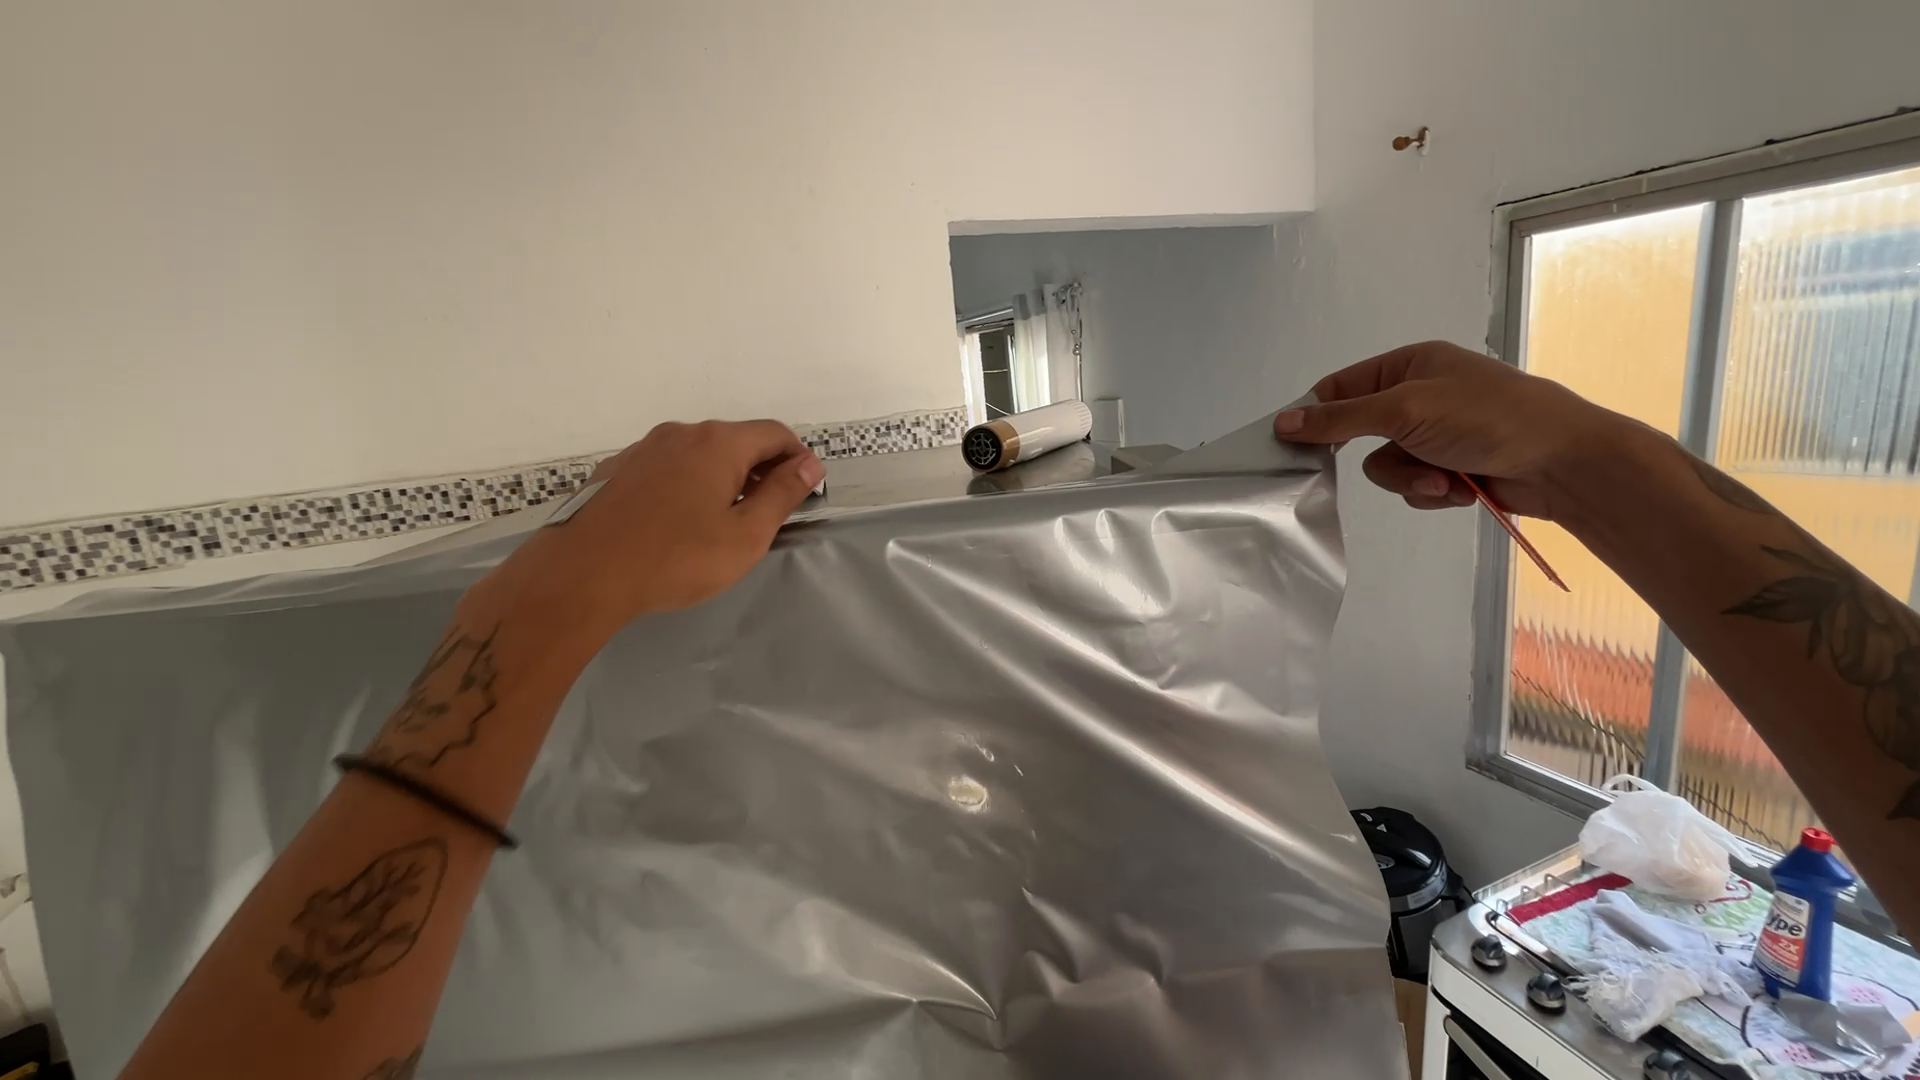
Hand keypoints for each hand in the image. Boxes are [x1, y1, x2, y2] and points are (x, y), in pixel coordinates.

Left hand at [478, 420, 824, 634]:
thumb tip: (809, 465)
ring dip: (722, 478)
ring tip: (722, 522)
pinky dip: (686, 484)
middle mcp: (681, 434)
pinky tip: (677, 523)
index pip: (775, 434)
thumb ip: (782, 495)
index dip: (798, 459)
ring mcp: (643, 449)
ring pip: (698, 454)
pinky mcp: (615, 470)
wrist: (581, 575)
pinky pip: (666, 467)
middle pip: (736, 440)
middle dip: (761, 469)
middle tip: (768, 513)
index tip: (805, 492)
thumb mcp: (745, 535)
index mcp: (719, 444)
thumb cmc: (676, 558)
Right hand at [1272, 341, 1637, 519]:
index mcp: (1410, 366)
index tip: (1290, 444)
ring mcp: (1435, 434)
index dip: (1315, 415)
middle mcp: (1420, 396)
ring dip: (1407, 479)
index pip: (1341, 388)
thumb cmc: (1486, 418)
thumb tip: (1282, 421)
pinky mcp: (1450, 467)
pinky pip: (1411, 484)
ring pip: (1384, 466)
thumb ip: (1340, 418)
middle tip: (1377, 462)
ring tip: (1442, 481)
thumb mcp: (1404, 410)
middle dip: (1379, 455)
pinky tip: (1458, 489)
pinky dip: (1428, 491)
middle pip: (1359, 431)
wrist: (1564, 462)